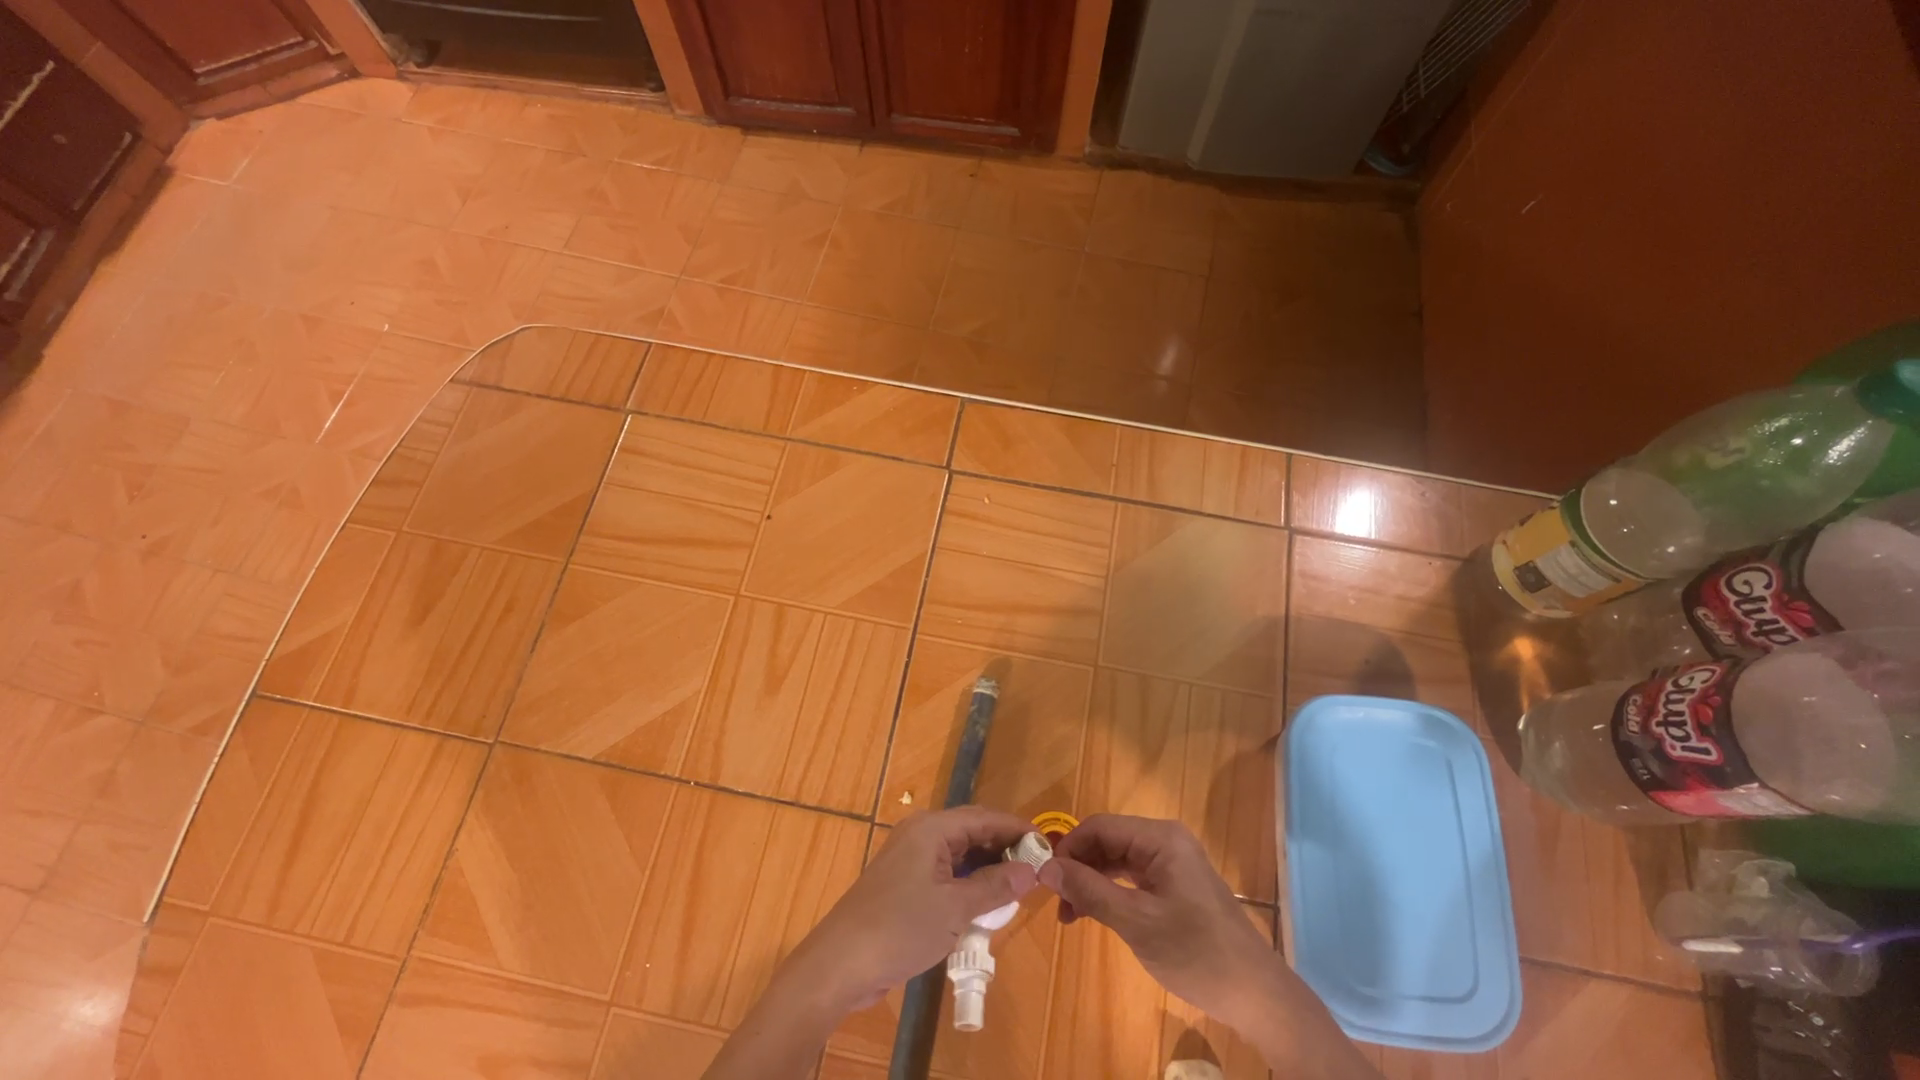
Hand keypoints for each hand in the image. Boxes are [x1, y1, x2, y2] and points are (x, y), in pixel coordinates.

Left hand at [788, 806, 1038, 1009]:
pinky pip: (945, 876)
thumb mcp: (956, 909)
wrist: (840, 964)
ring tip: (1017, 893)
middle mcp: (920, 836)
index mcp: (932, 829)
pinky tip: (985, 909)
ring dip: (987, 872)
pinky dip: (967, 887)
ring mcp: (909, 861)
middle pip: (973, 833)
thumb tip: (1032, 871)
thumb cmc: (900, 928)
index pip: (986, 818)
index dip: (1018, 831)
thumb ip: (996, 887)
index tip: (1049, 849)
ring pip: (960, 857)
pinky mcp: (903, 886)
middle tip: (1038, 875)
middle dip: (1005, 852)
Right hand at [1038, 814, 1279, 1030]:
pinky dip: (1109, 893)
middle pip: (1107, 841)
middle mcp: (1166, 841)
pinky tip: (1094, 915)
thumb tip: (1046, 867)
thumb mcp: (1136, 922)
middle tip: (1056, 905)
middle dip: (1078, 868)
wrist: (1253, 993)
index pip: (1100, 827)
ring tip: (1070, 916)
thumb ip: (1090, 890)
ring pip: (1117, 860)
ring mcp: (1173, 864)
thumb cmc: (1195, 952)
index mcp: (1161, 839)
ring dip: (1091, 883)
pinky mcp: (1175, 886)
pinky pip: (1132, 877)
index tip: (1044, 880)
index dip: (1068, 849)